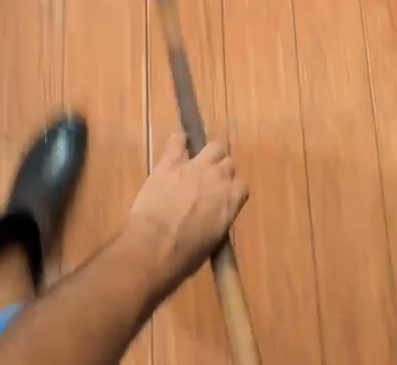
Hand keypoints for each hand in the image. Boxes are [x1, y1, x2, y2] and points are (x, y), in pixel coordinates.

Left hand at [125, 132, 248, 292]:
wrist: (155, 247)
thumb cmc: (185, 256)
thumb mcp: (211, 243)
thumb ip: (217, 222)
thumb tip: (213, 220)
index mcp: (231, 199)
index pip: (241, 186)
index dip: (231, 193)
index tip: (223, 201)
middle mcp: (218, 177)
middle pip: (228, 163)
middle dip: (220, 172)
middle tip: (208, 184)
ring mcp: (195, 166)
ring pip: (213, 146)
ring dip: (207, 154)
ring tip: (197, 163)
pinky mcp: (170, 162)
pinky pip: (178, 140)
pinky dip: (178, 141)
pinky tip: (176, 147)